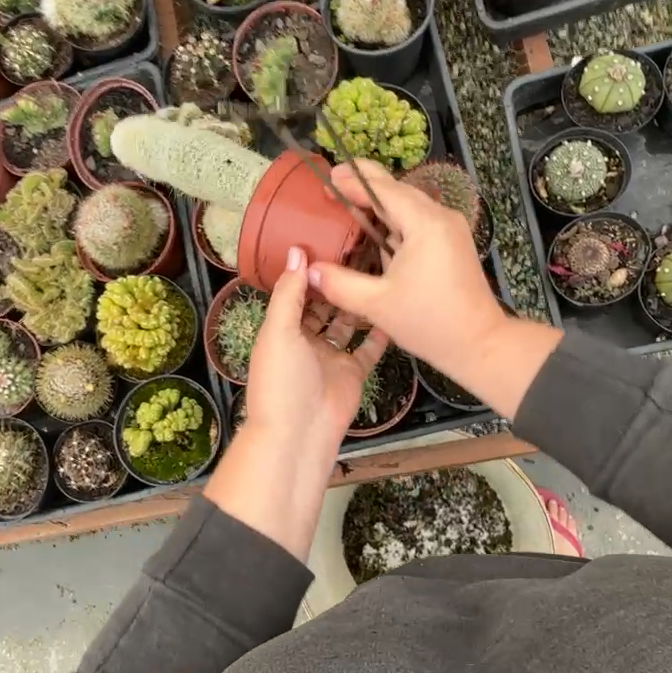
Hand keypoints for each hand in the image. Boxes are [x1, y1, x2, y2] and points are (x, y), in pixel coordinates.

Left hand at [203, 245, 387, 559]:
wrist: (299, 432)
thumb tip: (295, 251)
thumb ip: (290, 291)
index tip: (330, 240)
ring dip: (359, 301)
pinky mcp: (353, 372)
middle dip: (338, 282)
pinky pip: (368, 348)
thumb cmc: (281, 381)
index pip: (296, 292)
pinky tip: (392, 308)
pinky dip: (379, 332)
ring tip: (380, 270)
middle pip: (324, 306)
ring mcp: (331, 357)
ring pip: (347, 323)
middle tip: (362, 250)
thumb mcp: (278, 330)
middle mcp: (305, 341)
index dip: (311, 269)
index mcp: (281, 329)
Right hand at [307, 161, 507, 375]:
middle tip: (333, 183)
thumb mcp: (377, 305)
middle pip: (398, 190)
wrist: (479, 343)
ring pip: (409, 206)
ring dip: (379, 205)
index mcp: (424, 224)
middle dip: (365, 185)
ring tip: (348, 206)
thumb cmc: (429, 322)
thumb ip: (339, 284)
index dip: (354, 181)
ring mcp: (450, 230)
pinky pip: (418, 223)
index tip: (328, 178)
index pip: (383, 189)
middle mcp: (441, 217)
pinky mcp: (452, 244)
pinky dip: (394, 222)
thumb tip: (308, 271)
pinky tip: (375, 233)